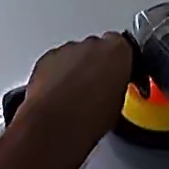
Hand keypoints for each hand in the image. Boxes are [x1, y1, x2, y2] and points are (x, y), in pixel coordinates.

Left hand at [12, 34, 134, 151]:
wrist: (57, 124)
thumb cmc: (88, 117)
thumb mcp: (117, 104)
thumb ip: (115, 85)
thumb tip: (109, 91)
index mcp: (116, 51)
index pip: (121, 45)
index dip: (116, 60)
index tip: (114, 72)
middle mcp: (91, 45)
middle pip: (95, 48)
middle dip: (94, 63)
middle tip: (94, 87)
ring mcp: (67, 49)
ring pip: (74, 54)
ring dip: (74, 68)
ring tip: (74, 95)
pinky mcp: (47, 58)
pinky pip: (55, 62)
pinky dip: (56, 74)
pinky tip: (58, 95)